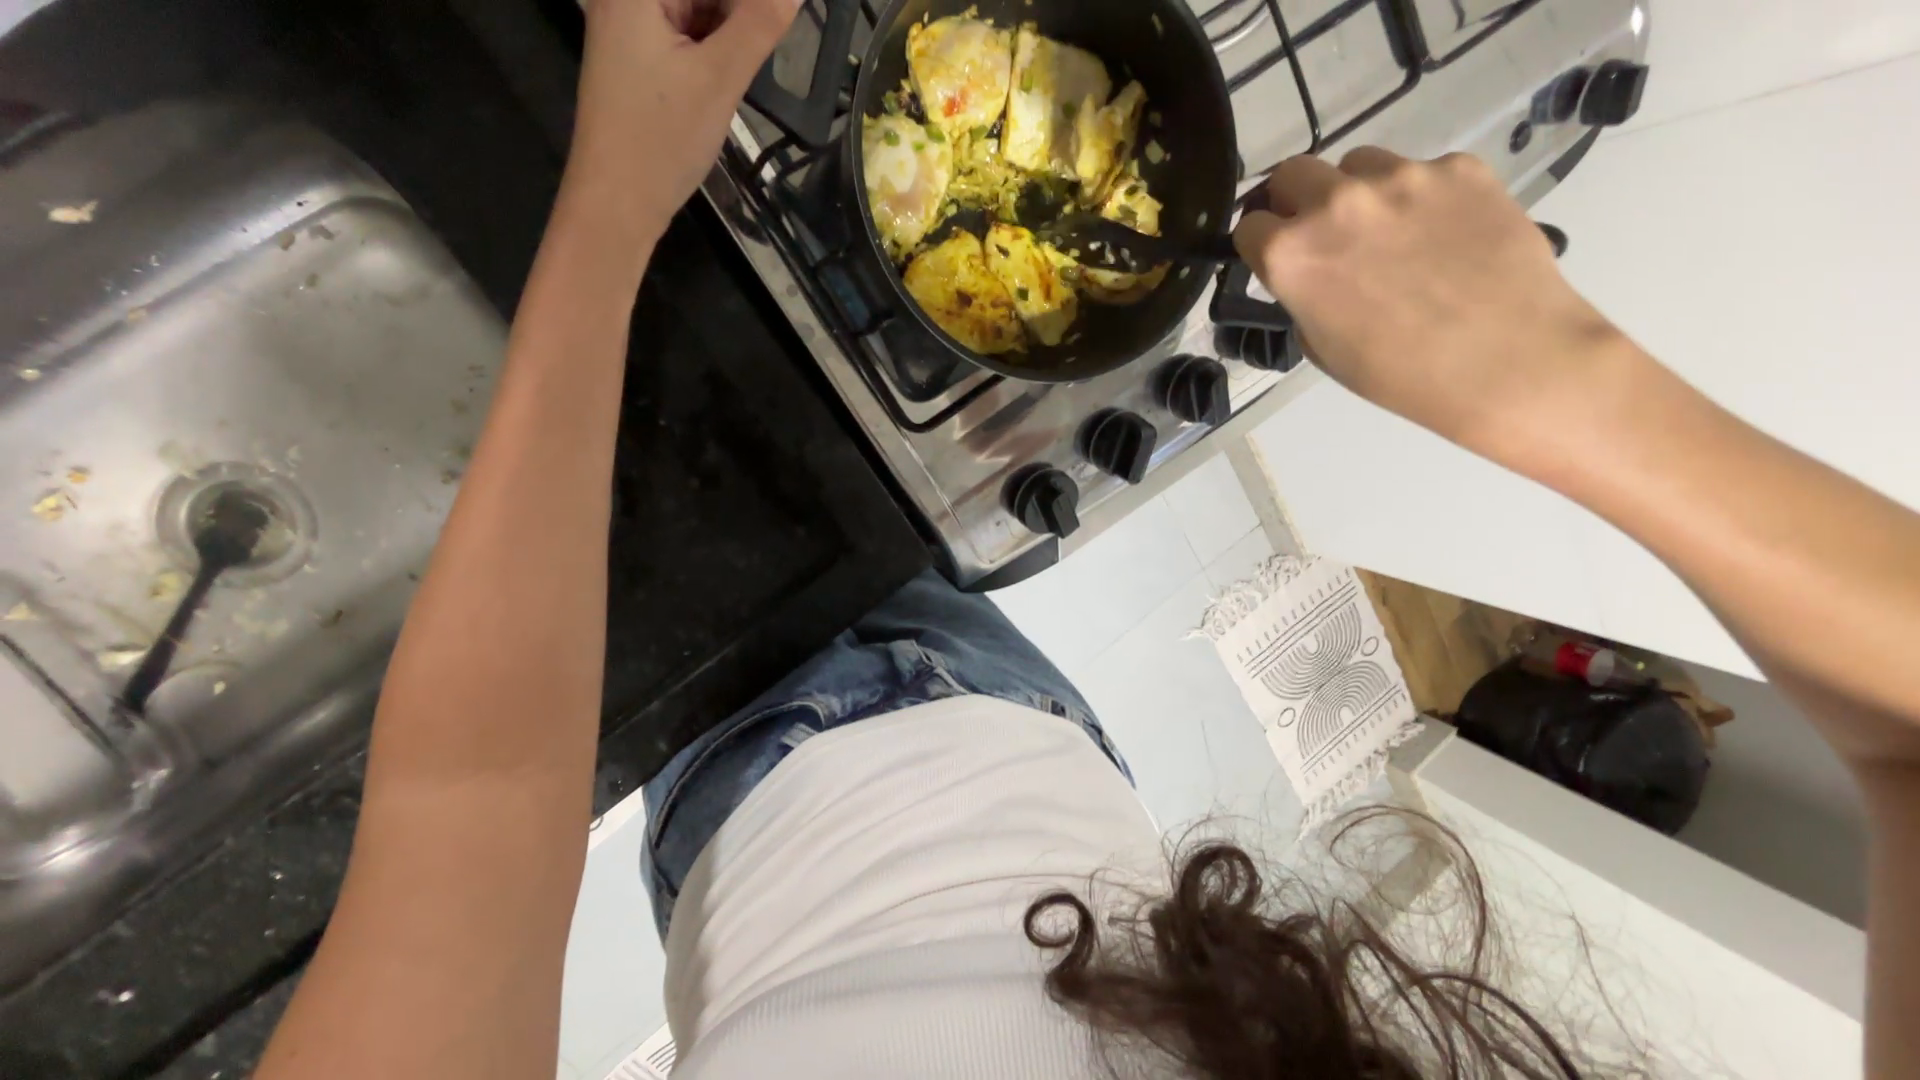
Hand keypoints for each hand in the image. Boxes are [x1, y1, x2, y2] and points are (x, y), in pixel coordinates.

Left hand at [563, 0, 799, 242]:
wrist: (617, 203)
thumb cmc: (661, 140)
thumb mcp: (719, 79)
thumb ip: (758, 24)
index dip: (752, 2)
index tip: (784, 15)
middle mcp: (626, 0)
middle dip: (742, 14)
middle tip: (775, 36)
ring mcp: (630, 30)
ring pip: (697, 11)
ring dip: (731, 30)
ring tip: (742, 69)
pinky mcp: (638, 61)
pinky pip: (686, 35)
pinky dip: (714, 48)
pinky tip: (727, 75)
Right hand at [1232, 148, 1631, 458]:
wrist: (1508, 360)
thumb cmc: (1401, 374)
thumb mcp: (1322, 345)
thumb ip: (1302, 293)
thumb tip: (1309, 273)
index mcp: (1291, 254)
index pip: (1249, 225)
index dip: (1260, 244)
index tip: (1275, 258)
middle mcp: (1335, 202)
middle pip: (1292, 173)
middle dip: (1295, 200)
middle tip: (1321, 234)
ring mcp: (1401, 177)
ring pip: (1357, 165)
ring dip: (1356, 191)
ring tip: (1388, 232)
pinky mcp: (1459, 168)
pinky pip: (1422, 172)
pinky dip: (1420, 198)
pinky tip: (1444, 236)